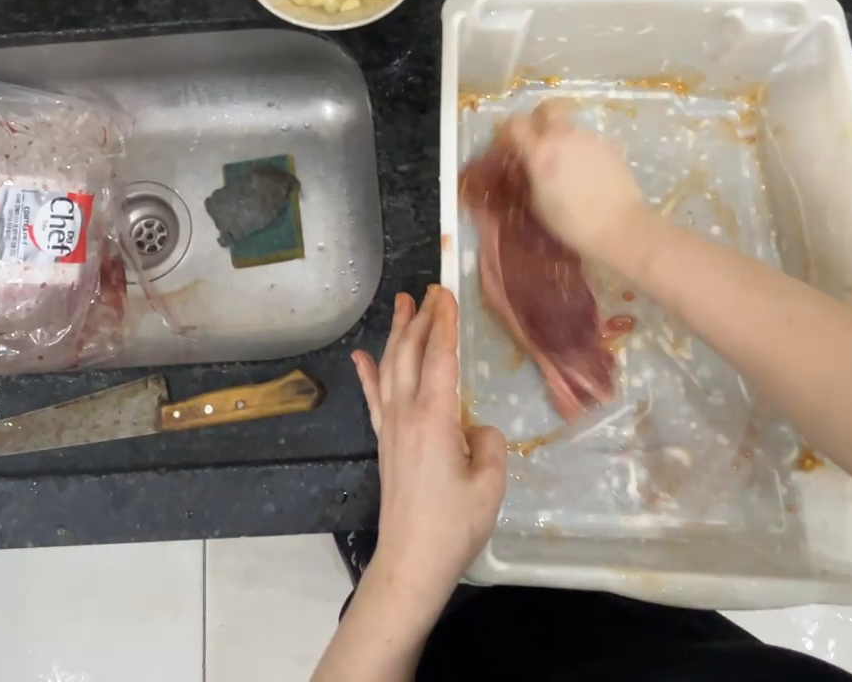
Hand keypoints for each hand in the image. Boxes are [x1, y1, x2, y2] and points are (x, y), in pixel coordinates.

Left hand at [351, 286, 505, 612]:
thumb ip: (489, 445)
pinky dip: (367, 372)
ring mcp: (390, 425)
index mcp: (434, 417)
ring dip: (396, 333)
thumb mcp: (490, 484)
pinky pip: (373, 397)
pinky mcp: (384, 441)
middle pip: (409, 353)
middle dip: (420, 318)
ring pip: (390, 367)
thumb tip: (477, 428)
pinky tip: (361, 355)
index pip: (439, 356)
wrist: (411, 559)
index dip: (444, 323)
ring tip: (401, 304)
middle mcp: (406, 412)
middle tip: (430, 291)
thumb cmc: (453, 525)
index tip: (447, 294)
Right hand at [501, 98, 647, 260]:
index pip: (515, 122)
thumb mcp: (536, 204)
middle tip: (538, 140)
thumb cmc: (571, 222)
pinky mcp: (610, 146)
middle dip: (539, 119)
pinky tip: (586, 171)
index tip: (509, 143)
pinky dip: (582, 149)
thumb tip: (522, 169)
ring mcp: (590, 138)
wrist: (620, 226)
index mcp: (540, 151)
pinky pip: (589, 140)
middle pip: (547, 109)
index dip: (509, 129)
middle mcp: (564, 136)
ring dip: (562, 137)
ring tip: (565, 163)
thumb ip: (526, 179)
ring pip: (570, 125)